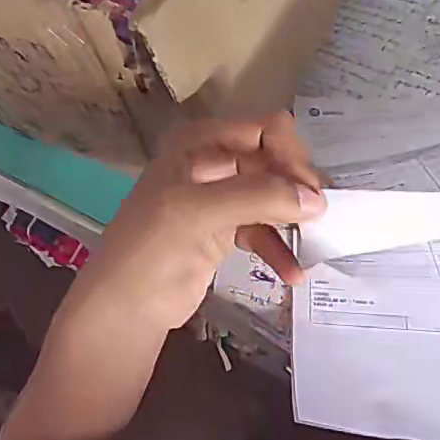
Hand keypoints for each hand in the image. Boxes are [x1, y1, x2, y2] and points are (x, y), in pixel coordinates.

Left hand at [72, 113, 325, 333]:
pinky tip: (294, 272)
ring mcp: (218, 198)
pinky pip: (262, 229)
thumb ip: (257, 197)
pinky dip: (278, 247)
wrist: (122, 310)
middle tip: (316, 215)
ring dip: (292, 218)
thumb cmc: (150, 251)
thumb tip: (316, 199)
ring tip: (314, 241)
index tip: (308, 188)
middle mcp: (211, 162)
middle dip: (295, 187)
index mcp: (199, 143)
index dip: (289, 154)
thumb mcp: (198, 214)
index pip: (262, 130)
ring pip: (271, 195)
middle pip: (272, 161)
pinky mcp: (223, 231)